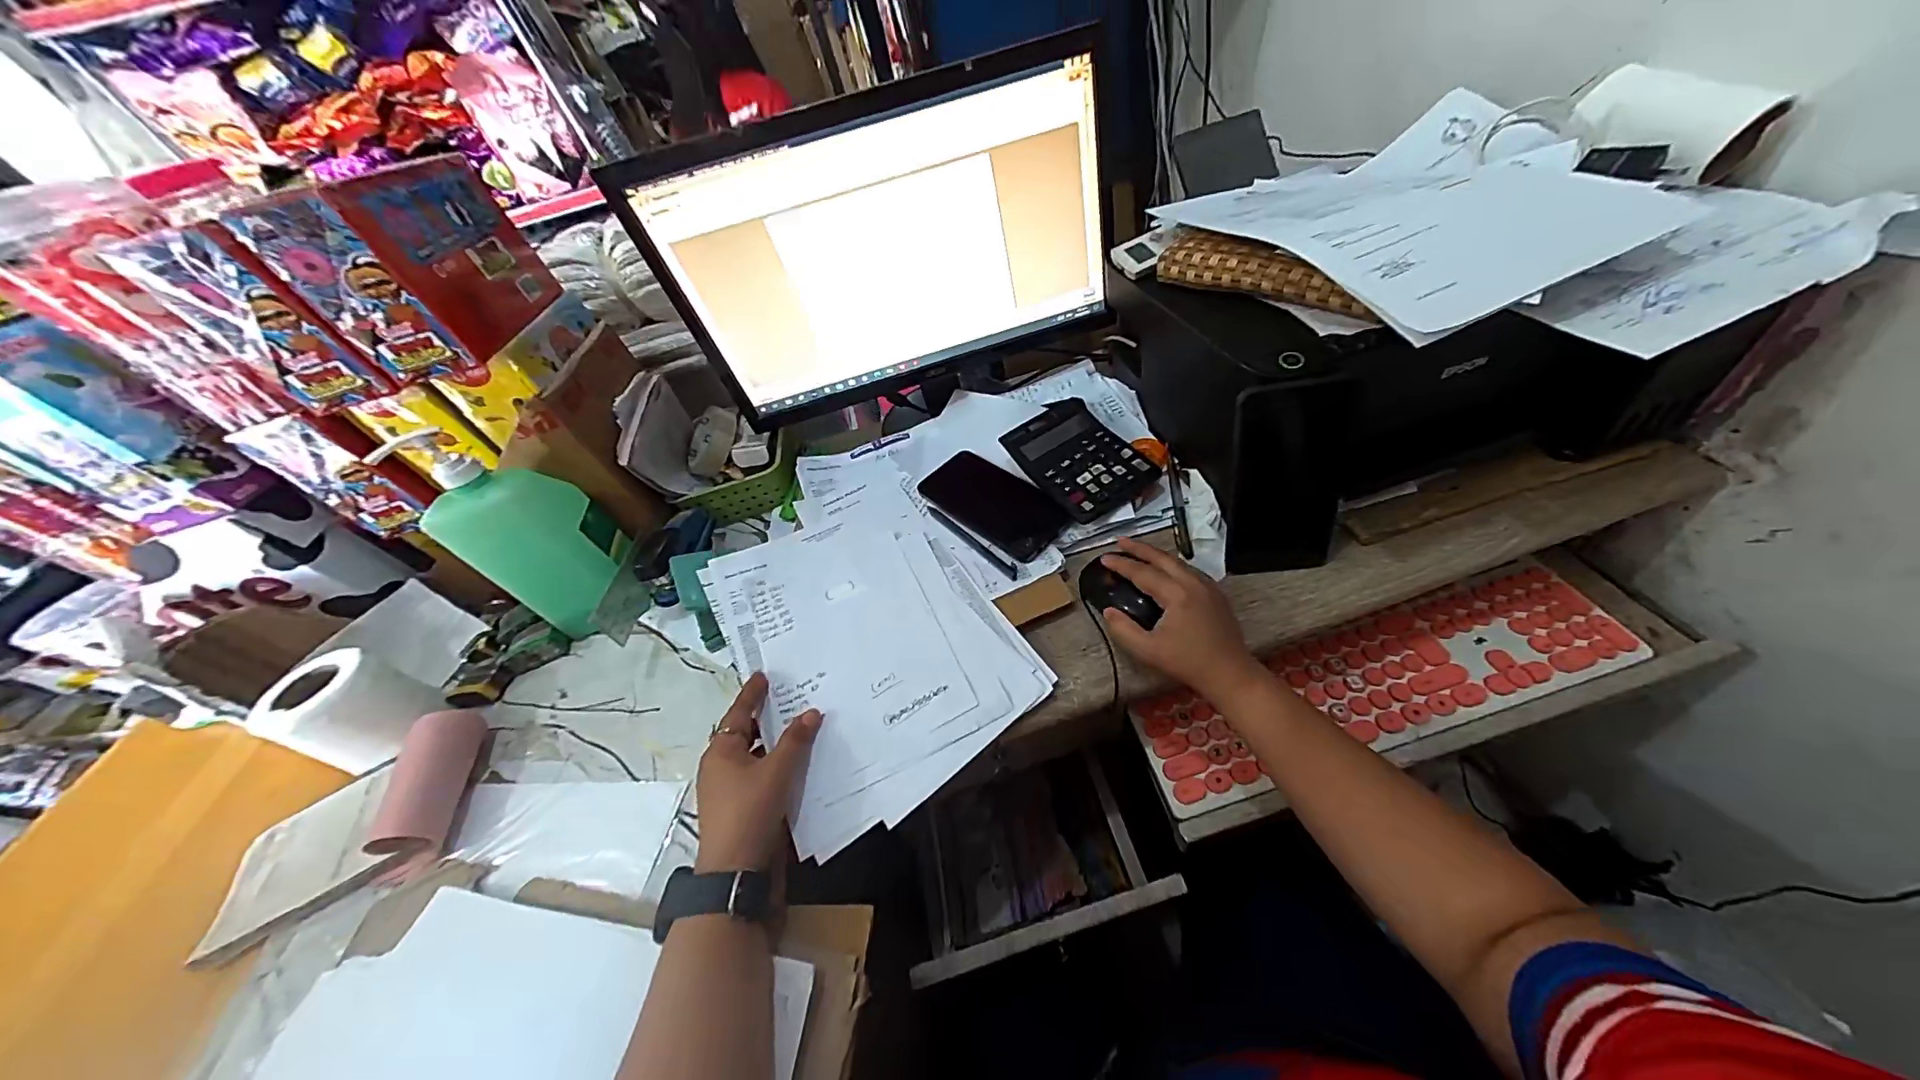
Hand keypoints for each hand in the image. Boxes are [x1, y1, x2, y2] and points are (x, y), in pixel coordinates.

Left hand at [693, 673, 821, 872]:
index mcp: (721, 752)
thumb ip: (796, 740)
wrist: (736, 872)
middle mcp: (721, 767)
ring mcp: (730, 789)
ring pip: (756, 756)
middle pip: (746, 734)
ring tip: (802, 727)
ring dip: (776, 743)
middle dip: (768, 718)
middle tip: (791, 698)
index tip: (763, 676)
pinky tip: (800, 764)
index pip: (738, 713)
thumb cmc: (749, 813)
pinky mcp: (742, 807)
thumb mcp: (776, 772)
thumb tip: (811, 712)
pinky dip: (778, 765)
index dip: (752, 694)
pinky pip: (762, 775)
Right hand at [1097, 536, 1264, 700]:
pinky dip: (1172, 565)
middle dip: (1139, 548)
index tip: (1104, 558)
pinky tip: (1165, 570)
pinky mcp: (1216, 594)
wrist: (1230, 673)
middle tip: (1120, 542)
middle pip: (1162, 558)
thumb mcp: (1148, 650)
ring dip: (1156, 555)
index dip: (1121, 564)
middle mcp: (1193, 583)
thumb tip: (1109, 611)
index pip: (1143, 572)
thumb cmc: (1187, 663)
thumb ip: (1124, 629)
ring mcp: (1208, 586)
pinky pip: (1190, 571)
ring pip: (1178, 562)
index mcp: (1176, 594)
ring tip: (1139, 552)